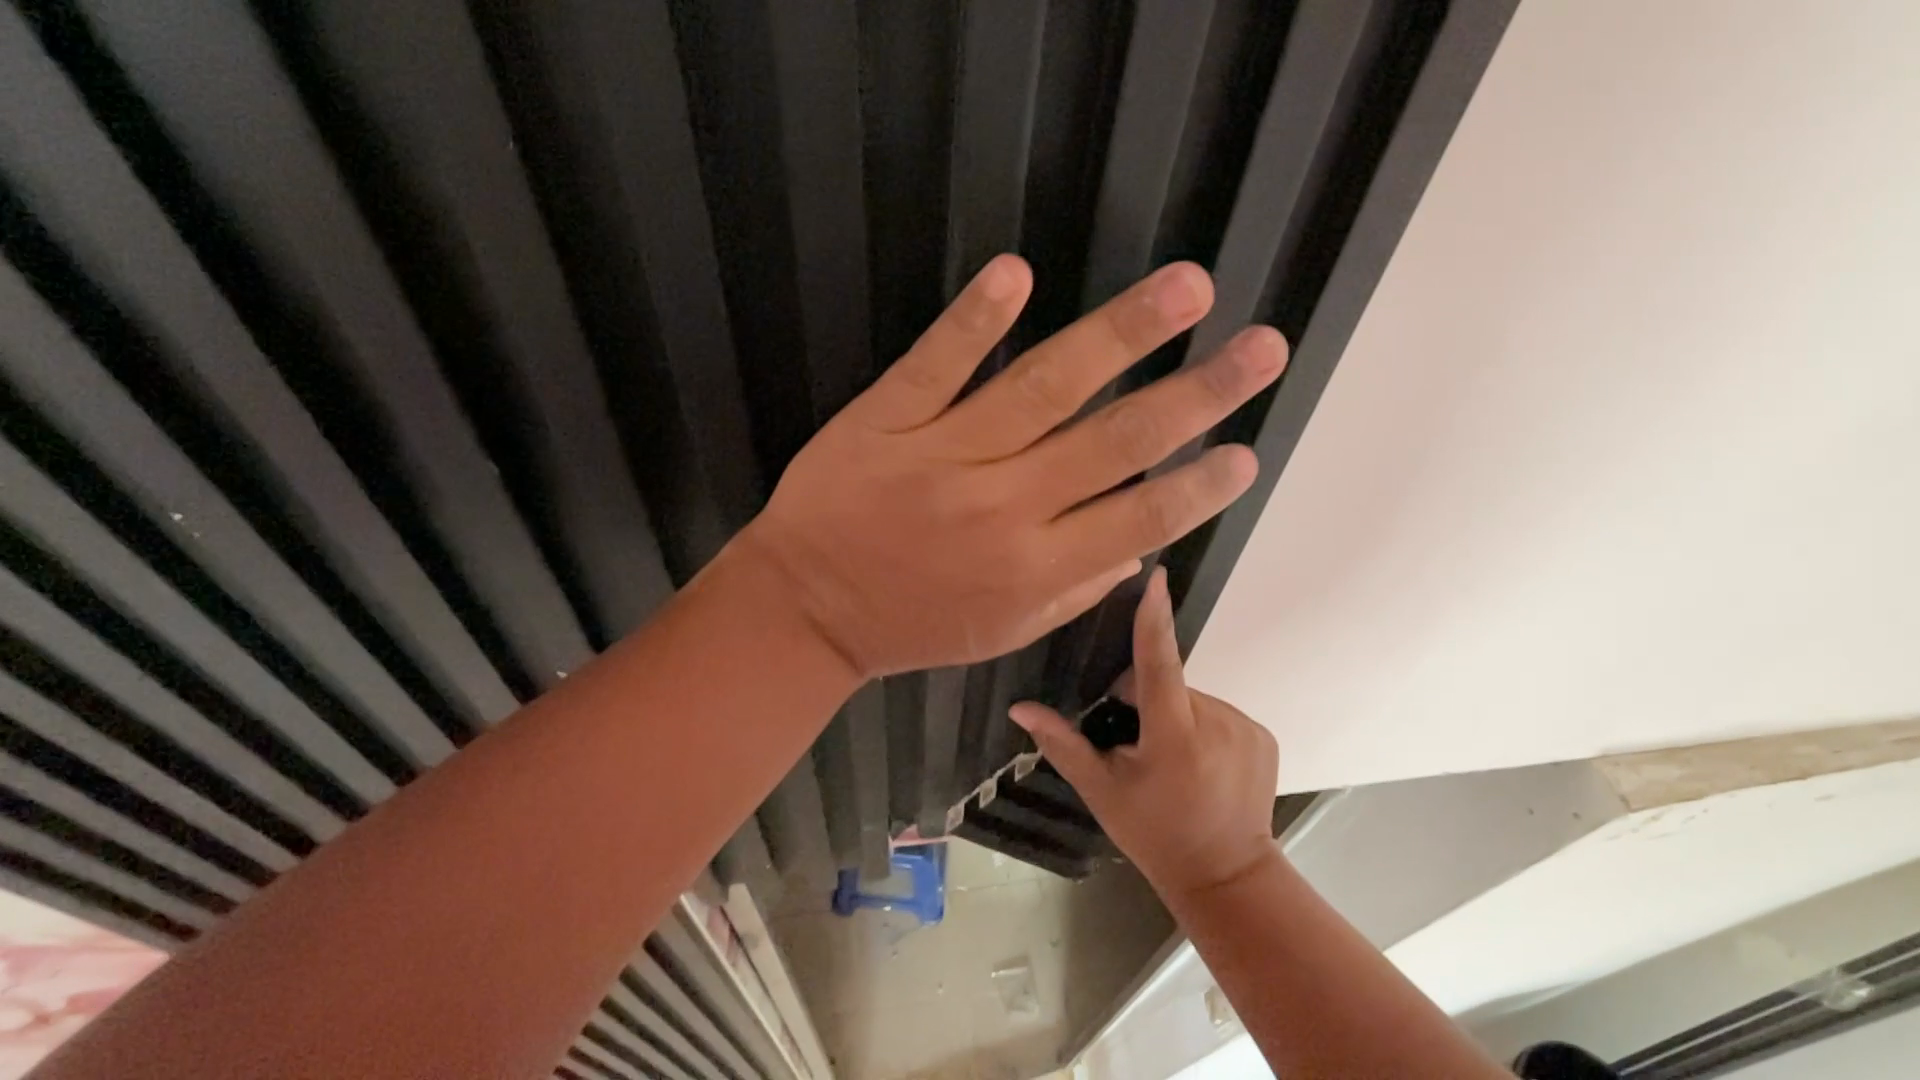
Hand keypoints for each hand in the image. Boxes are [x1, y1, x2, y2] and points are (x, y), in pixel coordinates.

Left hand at [740, 255, 1287, 678]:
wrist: (803, 610)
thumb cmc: (910, 623)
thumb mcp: (1001, 632)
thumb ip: (1076, 592)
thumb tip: (1142, 550)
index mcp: (1036, 567)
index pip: (1141, 517)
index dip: (1200, 485)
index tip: (1248, 448)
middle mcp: (1004, 507)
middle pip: (1115, 441)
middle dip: (1198, 392)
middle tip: (1261, 348)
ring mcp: (944, 456)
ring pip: (1045, 389)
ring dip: (1122, 335)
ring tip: (1188, 289)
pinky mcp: (887, 420)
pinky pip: (936, 366)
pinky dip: (976, 320)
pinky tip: (1018, 273)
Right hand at [1009, 566, 1279, 900]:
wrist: (1227, 876)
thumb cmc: (1155, 835)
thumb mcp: (1102, 792)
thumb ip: (1064, 744)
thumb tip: (1020, 708)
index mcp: (1174, 735)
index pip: (1158, 663)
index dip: (1152, 619)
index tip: (1155, 578)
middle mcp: (1216, 722)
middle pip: (1169, 686)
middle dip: (1147, 703)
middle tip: (1137, 747)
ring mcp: (1246, 728)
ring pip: (1194, 701)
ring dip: (1177, 716)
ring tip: (1172, 763)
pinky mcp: (1264, 736)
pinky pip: (1220, 715)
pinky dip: (1204, 729)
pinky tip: (1200, 766)